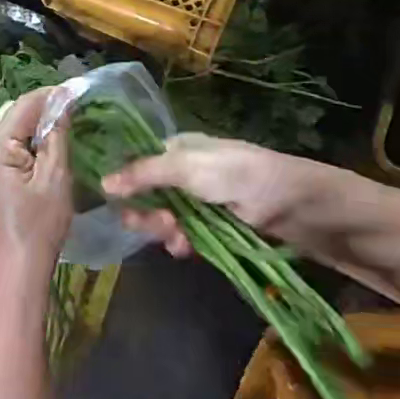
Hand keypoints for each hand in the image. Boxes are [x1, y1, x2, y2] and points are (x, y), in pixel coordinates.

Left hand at [0, 86, 74, 281]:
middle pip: (10, 116)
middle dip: (41, 111)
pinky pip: (1, 153)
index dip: (53, 95)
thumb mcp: (55, 179)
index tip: (80, 90)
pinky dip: (22, 148)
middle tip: (75, 112)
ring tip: (64, 131)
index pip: (24, 105)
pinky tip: (44, 155)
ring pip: (5, 134)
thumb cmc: (36, 230)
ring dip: (32, 129)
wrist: (9, 282)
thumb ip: (57, 136)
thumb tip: (63, 102)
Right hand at [100, 134, 345, 259]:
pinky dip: (182, 244)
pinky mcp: (216, 227)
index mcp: (181, 148)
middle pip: (149, 194)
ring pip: (165, 219)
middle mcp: (188, 172)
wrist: (297, 206)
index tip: (117, 202)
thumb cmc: (241, 176)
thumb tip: (102, 182)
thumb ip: (145, 174)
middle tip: (161, 225)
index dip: (126, 182)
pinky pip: (186, 237)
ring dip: (165, 231)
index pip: (140, 162)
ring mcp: (202, 201)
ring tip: (179, 239)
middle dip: (148, 213)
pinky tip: (187, 250)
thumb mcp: (189, 168)